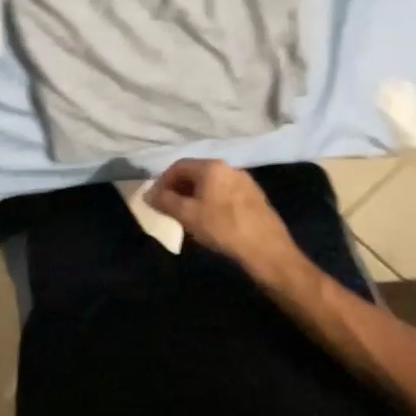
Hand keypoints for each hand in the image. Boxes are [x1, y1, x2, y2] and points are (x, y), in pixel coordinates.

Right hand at [146, 159, 305, 280]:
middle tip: (169, 208)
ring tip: (188, 216)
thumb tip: (148, 194)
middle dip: (178, 189)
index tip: (156, 200)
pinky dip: (211, 202)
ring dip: (194, 196)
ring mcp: (245, 181)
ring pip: (211, 184)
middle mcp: (229, 168)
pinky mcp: (255, 196)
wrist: (267, 249)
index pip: (178, 166)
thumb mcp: (187, 215)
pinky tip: (210, 220)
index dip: (162, 181)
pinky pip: (224, 193)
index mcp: (211, 167)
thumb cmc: (222, 227)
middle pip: (195, 173)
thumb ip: (164, 201)